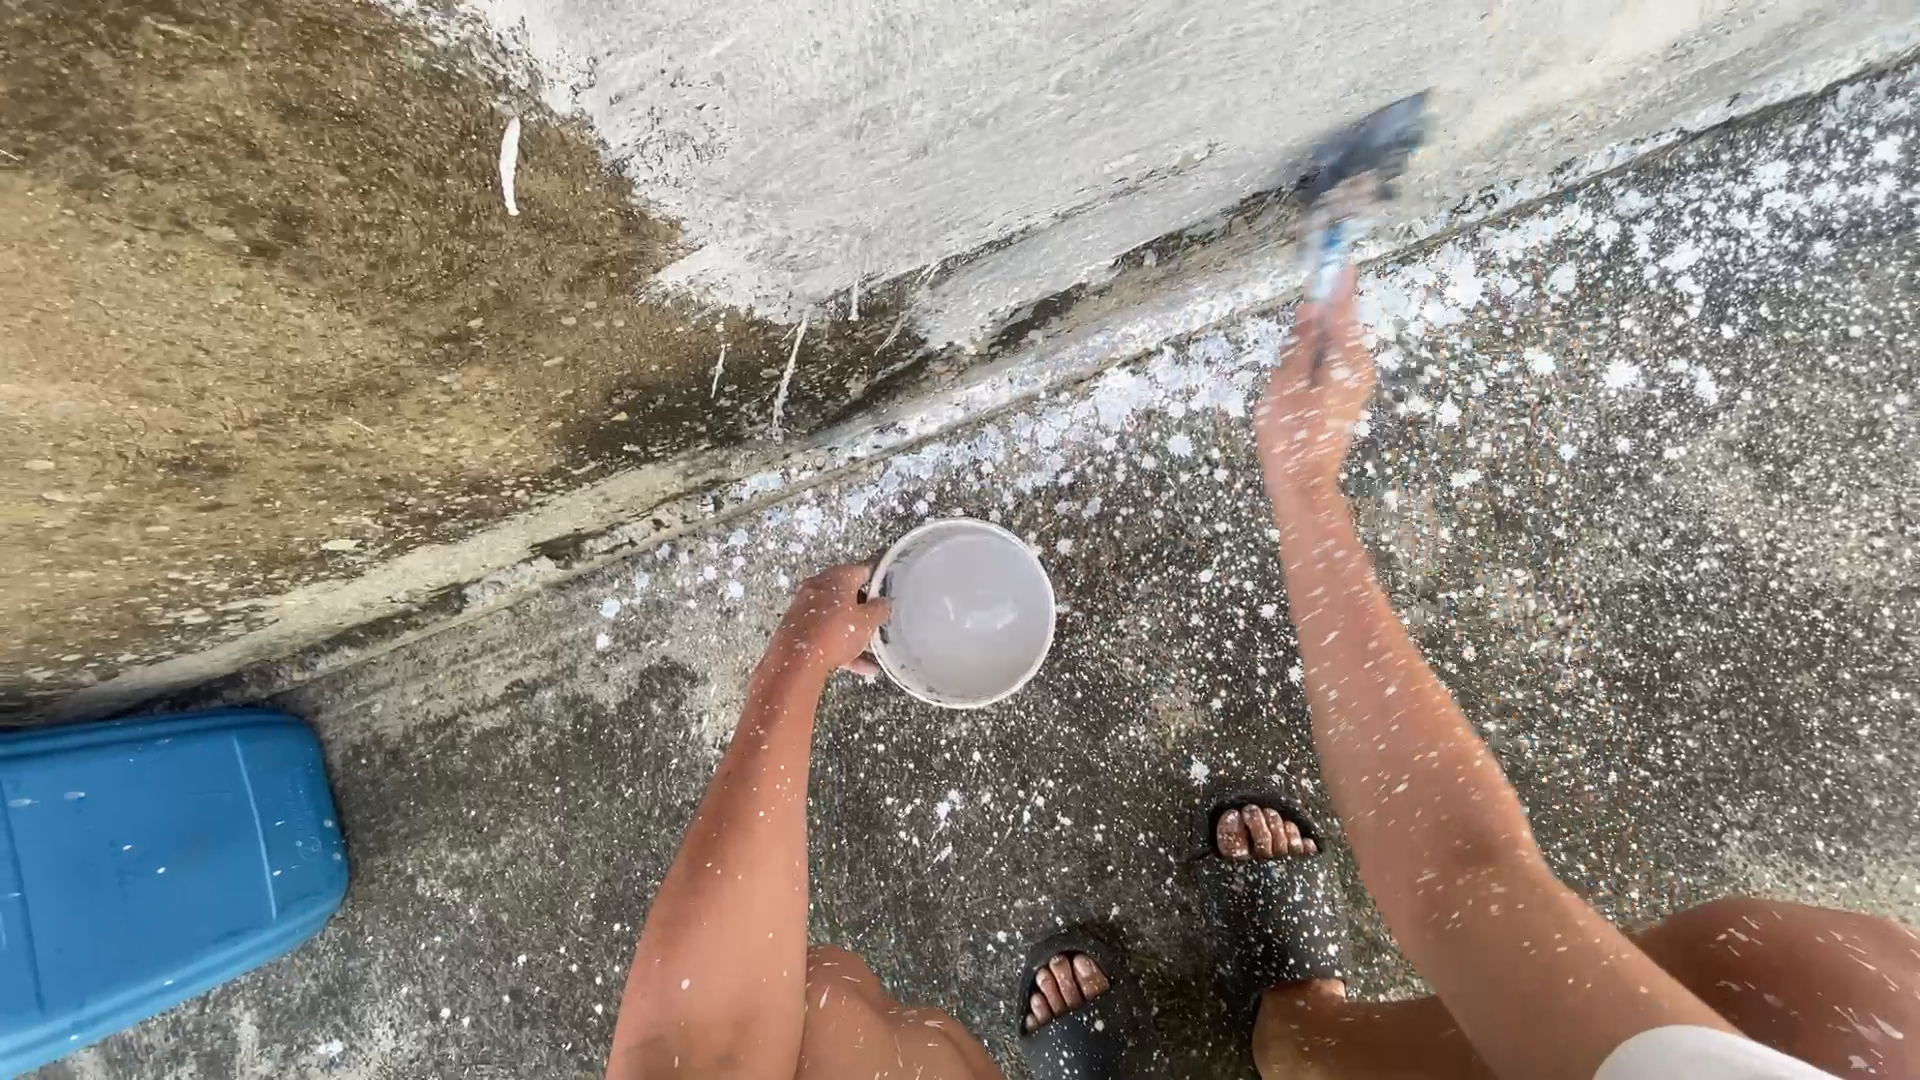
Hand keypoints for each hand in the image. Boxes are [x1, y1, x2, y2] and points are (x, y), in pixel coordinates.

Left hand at [769, 563, 891, 677]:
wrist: (796, 661)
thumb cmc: (833, 634)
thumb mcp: (867, 622)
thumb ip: (880, 609)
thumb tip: (885, 603)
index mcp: (838, 577)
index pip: (863, 571)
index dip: (877, 583)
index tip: (885, 594)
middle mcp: (818, 586)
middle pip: (847, 594)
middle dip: (863, 610)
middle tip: (877, 622)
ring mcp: (804, 606)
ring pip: (835, 616)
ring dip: (852, 631)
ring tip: (870, 650)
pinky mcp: (796, 626)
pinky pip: (824, 632)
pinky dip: (839, 645)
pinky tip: (857, 664)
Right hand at [1254, 267, 1376, 505]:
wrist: (1303, 481)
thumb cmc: (1291, 436)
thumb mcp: (1285, 383)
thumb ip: (1300, 343)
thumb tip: (1311, 310)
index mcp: (1348, 359)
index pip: (1345, 308)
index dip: (1338, 281)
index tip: (1339, 255)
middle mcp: (1359, 367)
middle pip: (1342, 324)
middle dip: (1323, 309)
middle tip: (1308, 289)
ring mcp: (1355, 383)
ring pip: (1335, 344)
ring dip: (1317, 333)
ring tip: (1295, 332)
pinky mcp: (1345, 396)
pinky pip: (1332, 361)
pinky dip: (1317, 352)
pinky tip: (1297, 359)